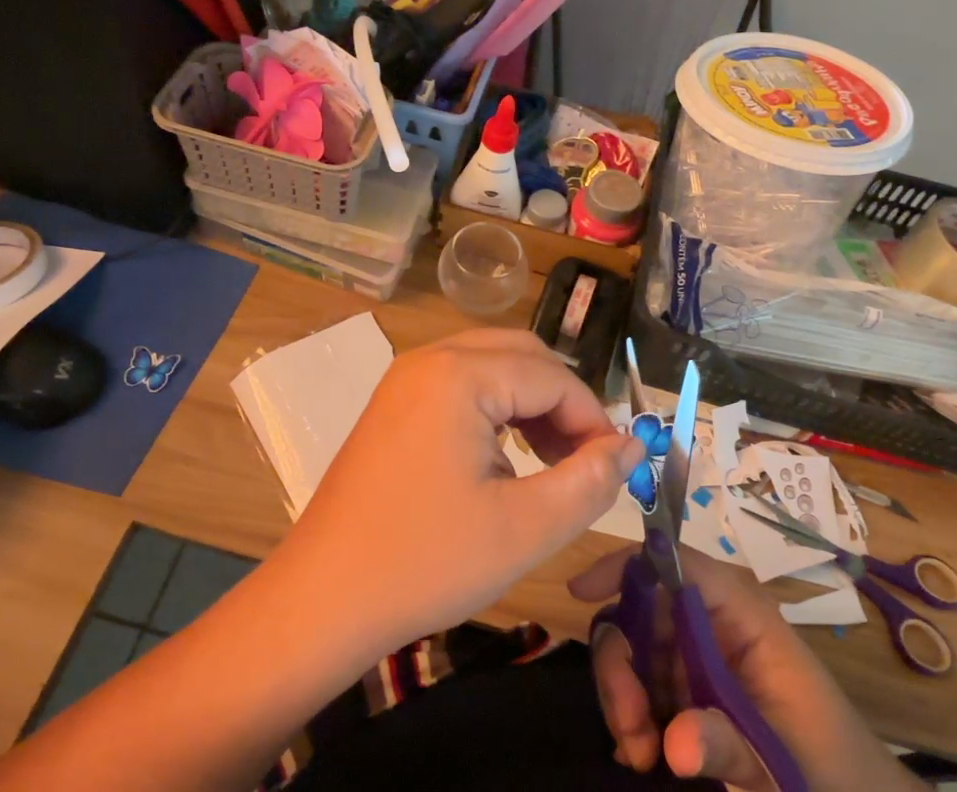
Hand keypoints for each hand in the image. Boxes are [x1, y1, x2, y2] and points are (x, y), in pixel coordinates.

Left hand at [276, 329, 646, 654]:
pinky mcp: (392, 407)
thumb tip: (632, 446)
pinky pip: (460, 387)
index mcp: (458, 376)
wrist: (324, 598)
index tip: (614, 470)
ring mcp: (403, 382)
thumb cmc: (426, 563)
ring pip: (491, 368)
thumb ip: (590, 481)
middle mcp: (428, 361)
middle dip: (564, 404)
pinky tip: (506, 462)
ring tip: (553, 464)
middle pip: (522, 356)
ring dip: (531, 405)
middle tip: (584, 462)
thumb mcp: (526, 528)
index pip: (553, 377)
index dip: (594, 420)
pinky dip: (496, 411)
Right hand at [570, 547, 926, 791]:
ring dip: (623, 700)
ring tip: (640, 756)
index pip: (678, 566)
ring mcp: (700, 658)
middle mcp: (715, 627)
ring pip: (634, 650)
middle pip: (641, 611)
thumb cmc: (832, 768)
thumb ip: (730, 746)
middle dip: (619, 664)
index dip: (626, 565)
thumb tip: (673, 743)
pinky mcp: (692, 691)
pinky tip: (642, 756)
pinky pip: (642, 686)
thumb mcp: (782, 761)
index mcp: (745, 618)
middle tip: (629, 729)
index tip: (580, 592)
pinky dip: (631, 717)